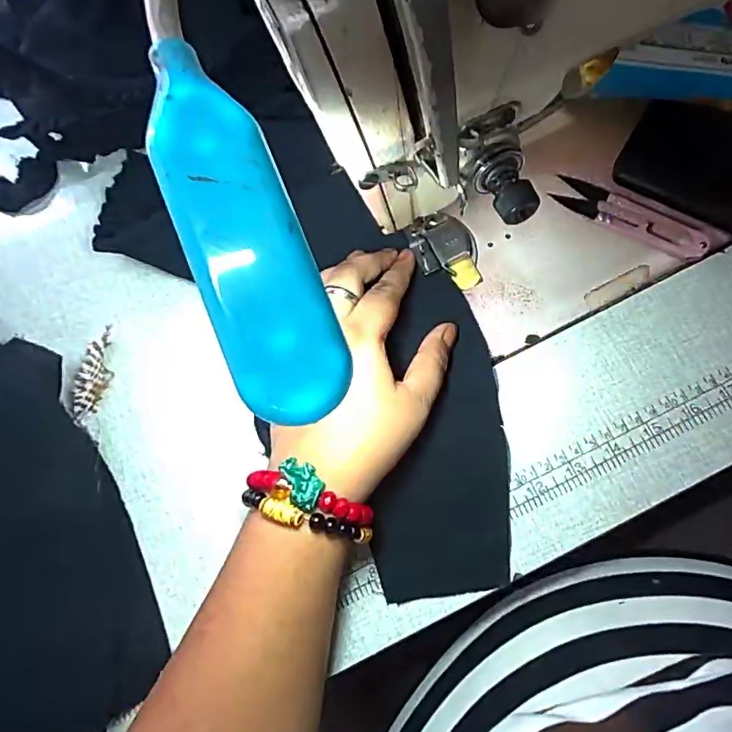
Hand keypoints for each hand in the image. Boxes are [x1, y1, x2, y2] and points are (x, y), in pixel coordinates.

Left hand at [268, 249, 456, 503]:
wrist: (316, 476)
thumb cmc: (368, 443)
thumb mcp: (414, 404)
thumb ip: (433, 361)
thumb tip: (446, 331)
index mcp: (360, 339)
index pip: (382, 293)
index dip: (398, 274)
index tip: (408, 260)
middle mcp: (326, 332)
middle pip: (344, 280)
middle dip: (367, 262)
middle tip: (386, 255)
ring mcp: (300, 342)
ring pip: (317, 289)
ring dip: (340, 271)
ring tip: (358, 265)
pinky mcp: (285, 356)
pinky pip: (300, 308)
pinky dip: (318, 291)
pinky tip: (327, 297)